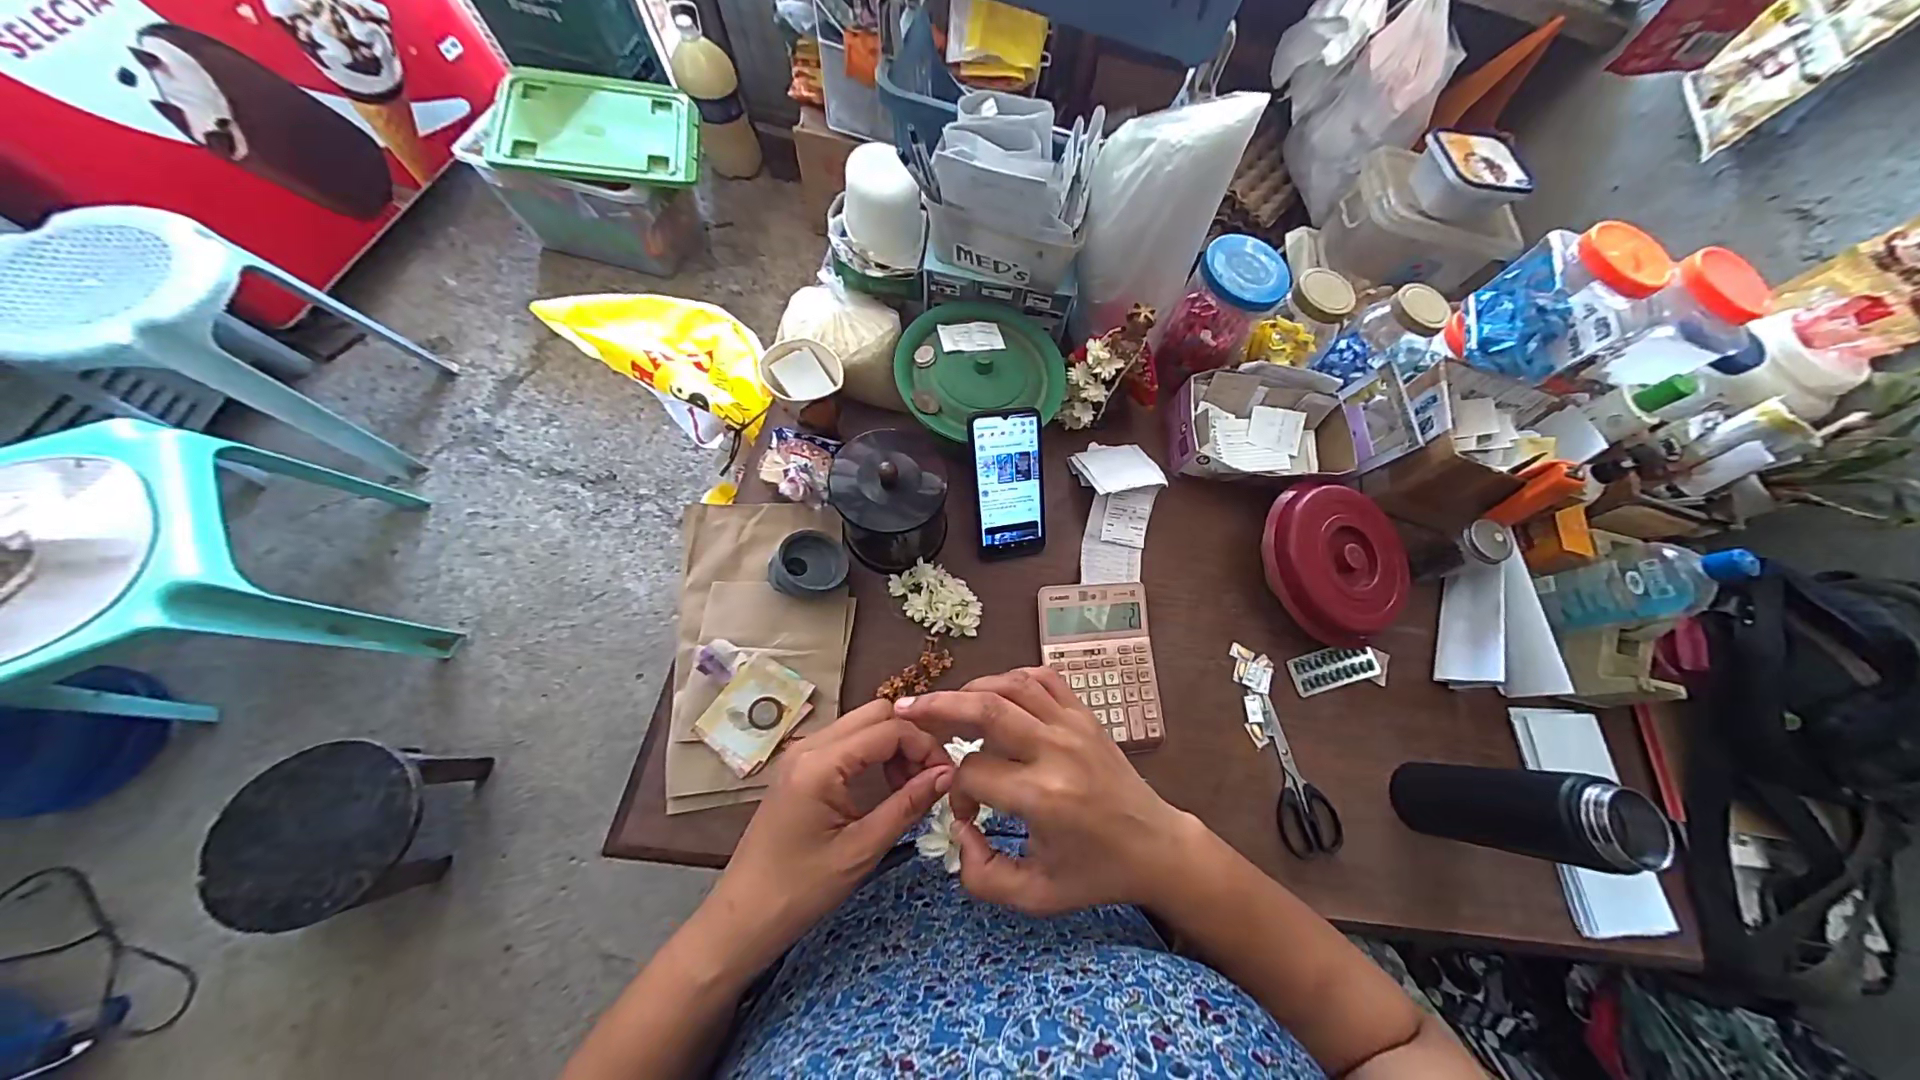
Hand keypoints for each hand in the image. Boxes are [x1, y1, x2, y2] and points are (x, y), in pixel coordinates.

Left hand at [702, 699, 953, 970]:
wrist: (743, 917)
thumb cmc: (800, 890)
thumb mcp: (861, 849)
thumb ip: (907, 805)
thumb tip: (948, 774)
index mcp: (820, 763)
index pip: (888, 728)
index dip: (925, 746)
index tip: (947, 776)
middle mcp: (809, 745)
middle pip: (875, 713)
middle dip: (910, 739)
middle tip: (929, 778)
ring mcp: (801, 753)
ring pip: (862, 724)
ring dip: (893, 745)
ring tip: (909, 786)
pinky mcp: (800, 766)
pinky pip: (847, 741)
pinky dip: (873, 753)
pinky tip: (885, 785)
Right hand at [894, 667, 1198, 914]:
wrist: (1155, 845)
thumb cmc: (1094, 873)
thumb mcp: (1035, 896)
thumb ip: (981, 875)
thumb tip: (958, 827)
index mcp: (1043, 796)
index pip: (974, 771)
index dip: (956, 791)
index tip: (965, 813)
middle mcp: (1057, 751)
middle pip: (986, 708)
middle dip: (937, 707)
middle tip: (905, 709)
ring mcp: (1074, 725)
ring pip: (1011, 684)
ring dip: (971, 690)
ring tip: (946, 705)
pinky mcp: (1085, 714)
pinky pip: (1043, 678)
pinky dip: (1011, 679)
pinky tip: (995, 696)